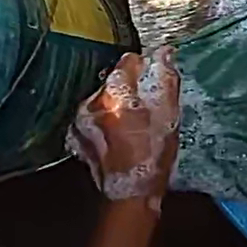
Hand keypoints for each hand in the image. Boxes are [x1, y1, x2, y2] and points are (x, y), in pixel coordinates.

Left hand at [68, 48, 180, 202]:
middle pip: (113, 81)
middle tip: (149, 103)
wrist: (130, 192)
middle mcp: (92, 104)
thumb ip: (167, 80)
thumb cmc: (154, 152)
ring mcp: (80, 122)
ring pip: (103, 99)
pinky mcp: (76, 137)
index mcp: (116, 95)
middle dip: (131, 87)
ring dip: (118, 103)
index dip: (144, 67)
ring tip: (135, 119)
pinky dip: (106, 118)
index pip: (127, 63)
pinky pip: (94, 117)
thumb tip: (164, 53)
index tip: (155, 77)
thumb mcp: (170, 114)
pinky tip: (121, 132)